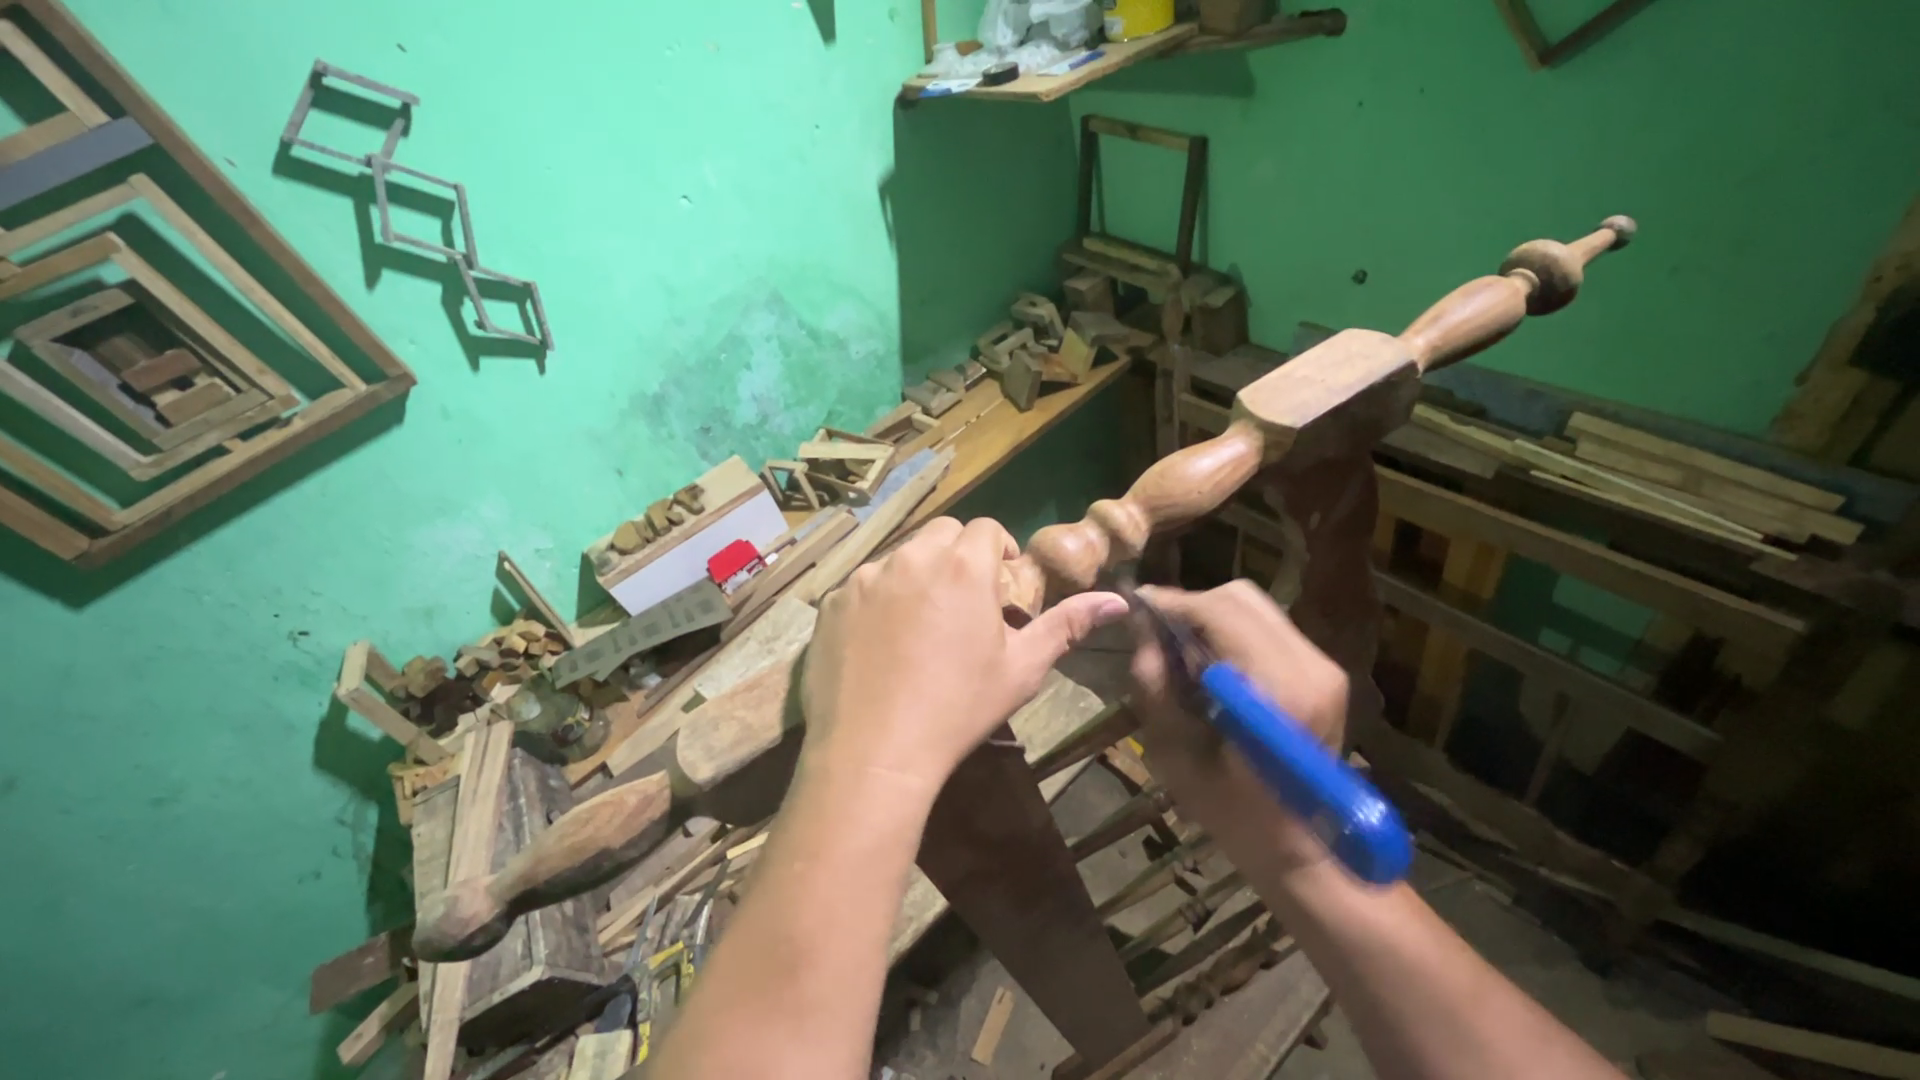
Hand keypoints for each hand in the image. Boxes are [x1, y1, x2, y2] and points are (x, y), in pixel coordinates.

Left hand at [801, 517, 1127, 801]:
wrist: (874, 752)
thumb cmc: (959, 709)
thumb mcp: (1021, 670)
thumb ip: (1067, 625)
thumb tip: (1118, 601)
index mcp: (962, 567)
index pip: (985, 529)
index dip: (998, 551)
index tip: (1000, 586)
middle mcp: (911, 558)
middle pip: (941, 534)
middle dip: (957, 556)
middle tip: (964, 604)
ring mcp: (864, 579)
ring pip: (899, 558)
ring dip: (917, 577)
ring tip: (921, 627)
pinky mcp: (831, 604)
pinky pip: (862, 587)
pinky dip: (877, 602)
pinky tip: (880, 647)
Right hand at [1129, 581, 1349, 872]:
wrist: (1304, 849)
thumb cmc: (1235, 815)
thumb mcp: (1176, 757)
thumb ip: (1155, 687)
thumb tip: (1142, 632)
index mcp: (1276, 691)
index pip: (1218, 612)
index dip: (1172, 603)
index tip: (1136, 608)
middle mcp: (1310, 666)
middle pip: (1240, 598)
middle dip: (1192, 606)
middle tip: (1157, 634)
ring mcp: (1324, 667)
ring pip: (1255, 608)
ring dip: (1212, 618)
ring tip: (1181, 651)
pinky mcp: (1325, 672)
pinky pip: (1269, 628)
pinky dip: (1232, 633)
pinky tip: (1211, 666)